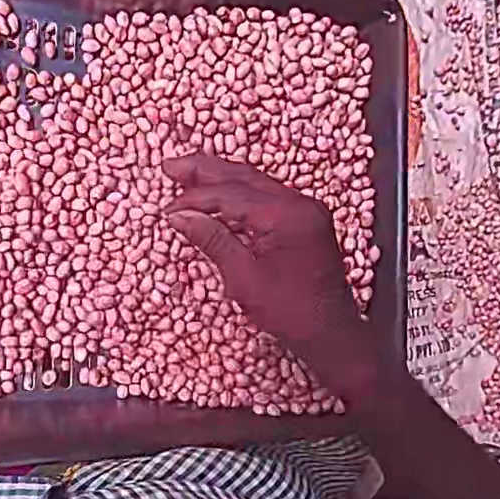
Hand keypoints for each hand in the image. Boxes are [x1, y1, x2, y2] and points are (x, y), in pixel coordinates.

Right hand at [162, 154, 379, 390]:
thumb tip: (180, 217)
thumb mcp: (243, 278)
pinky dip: (238, 193)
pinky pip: (267, 196)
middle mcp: (300, 204)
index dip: (195, 199)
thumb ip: (213, 240)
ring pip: (255, 182)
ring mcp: (306, 210)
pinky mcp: (305, 220)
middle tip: (171, 166)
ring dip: (220, 178)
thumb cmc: (289, 312)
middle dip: (205, 170)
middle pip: (244, 177)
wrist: (330, 332)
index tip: (168, 210)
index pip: (231, 195)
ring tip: (188, 173)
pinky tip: (218, 195)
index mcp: (287, 216)